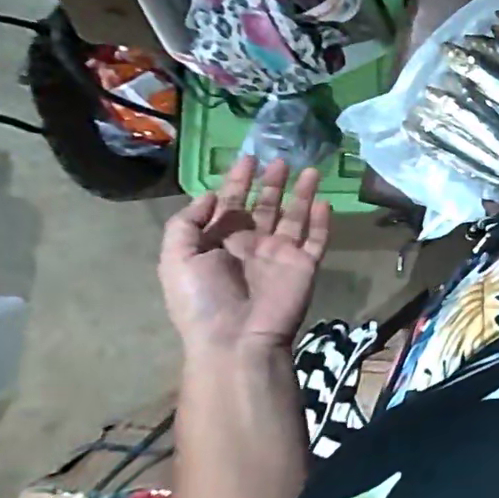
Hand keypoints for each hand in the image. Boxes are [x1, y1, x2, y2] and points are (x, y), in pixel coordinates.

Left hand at [159, 155, 331, 355]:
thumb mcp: (175, 259)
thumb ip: (186, 223)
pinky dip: (322, 221)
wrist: (237, 339)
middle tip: (282, 158)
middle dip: (272, 182)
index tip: (248, 157)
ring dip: (302, 193)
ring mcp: (281, 254)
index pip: (231, 203)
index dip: (238, 180)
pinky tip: (323, 201)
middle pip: (265, 205)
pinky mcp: (305, 265)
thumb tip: (209, 196)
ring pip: (295, 216)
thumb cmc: (202, 300)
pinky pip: (317, 239)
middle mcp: (253, 244)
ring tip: (311, 170)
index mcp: (221, 242)